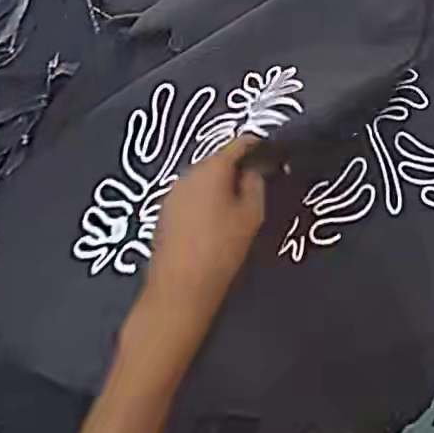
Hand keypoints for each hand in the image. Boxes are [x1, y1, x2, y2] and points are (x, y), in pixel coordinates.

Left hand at [142, 136, 267, 318]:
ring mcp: (171, 193)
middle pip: (218, 161)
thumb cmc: (222, 247)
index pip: (238, 143)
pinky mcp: (163, 212)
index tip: (270, 155)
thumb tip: (252, 170)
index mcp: (212, 168)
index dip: (257, 146)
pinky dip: (204, 200)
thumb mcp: (252, 214)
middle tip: (256, 187)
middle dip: (237, 169)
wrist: (180, 289)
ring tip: (236, 208)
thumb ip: (256, 183)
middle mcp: (187, 173)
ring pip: (203, 179)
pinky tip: (213, 223)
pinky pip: (190, 196)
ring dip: (220, 185)